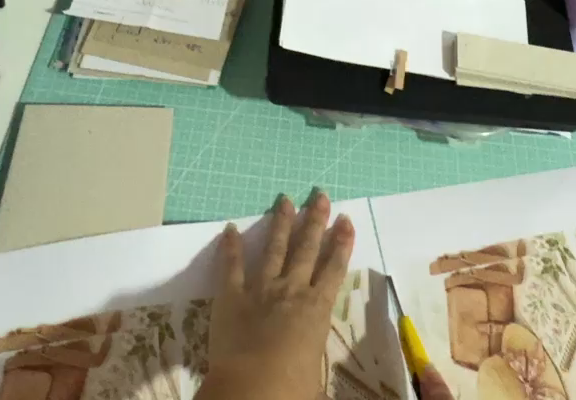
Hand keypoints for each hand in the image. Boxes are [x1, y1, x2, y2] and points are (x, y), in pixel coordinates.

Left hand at [196, 190, 354, 399]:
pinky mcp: (232, 295)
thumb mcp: (316, 379)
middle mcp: (292, 290)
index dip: (341, 243)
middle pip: (307, 249)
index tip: (345, 219)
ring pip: (274, 248)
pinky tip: (230, 228)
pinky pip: (231, 266)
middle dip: (315, 220)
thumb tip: (324, 374)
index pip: (334, 269)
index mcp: (317, 309)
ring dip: (281, 223)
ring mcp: (261, 288)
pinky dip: (230, 246)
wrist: (251, 389)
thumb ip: (318, 361)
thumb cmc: (291, 390)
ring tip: (285, 200)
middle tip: (320, 195)